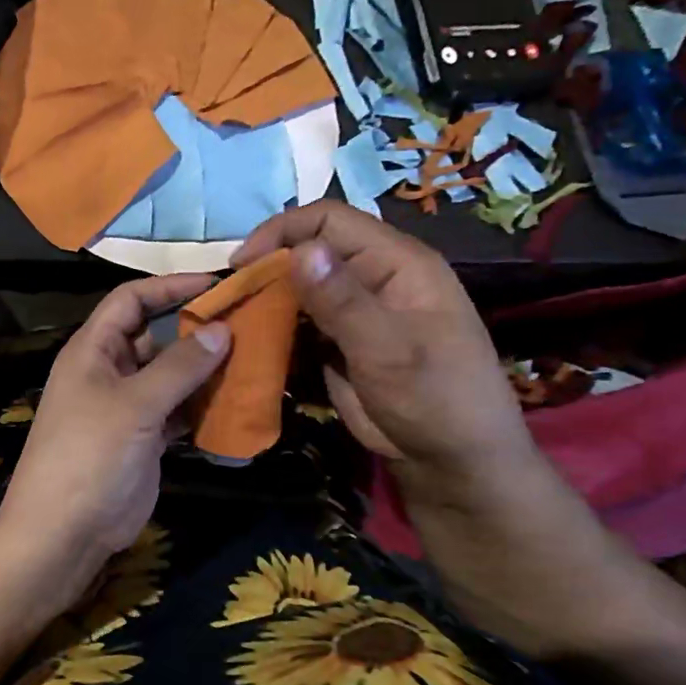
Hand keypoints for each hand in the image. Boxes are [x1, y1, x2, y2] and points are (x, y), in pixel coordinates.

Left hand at [0, 273, 230, 562]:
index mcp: (94, 350)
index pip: (131, 300)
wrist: (64, 532)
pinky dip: (203, 406)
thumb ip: (179, 367)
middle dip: (197, 331)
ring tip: (254, 360)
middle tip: (248, 324)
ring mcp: (128, 406)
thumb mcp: (135, 405)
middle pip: (156, 337)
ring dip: (206, 370)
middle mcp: (110, 371)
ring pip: (172, 376)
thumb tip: (222, 329)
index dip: (170, 287)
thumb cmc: (90, 455)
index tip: (215, 284)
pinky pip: (178, 410)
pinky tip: (237, 402)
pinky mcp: (144, 438)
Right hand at [232, 201, 530, 477]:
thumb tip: (300, 250)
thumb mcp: (389, 351)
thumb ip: (343, 301)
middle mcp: (373, 277)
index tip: (242, 265)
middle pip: (309, 251)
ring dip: (267, 301)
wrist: (453, 464)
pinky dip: (275, 329)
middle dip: (267, 269)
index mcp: (396, 262)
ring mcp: (355, 311)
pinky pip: (300, 323)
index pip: (329, 220)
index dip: (282, 231)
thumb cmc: (436, 401)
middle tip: (232, 299)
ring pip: (300, 288)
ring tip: (235, 321)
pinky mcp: (341, 342)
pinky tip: (253, 343)